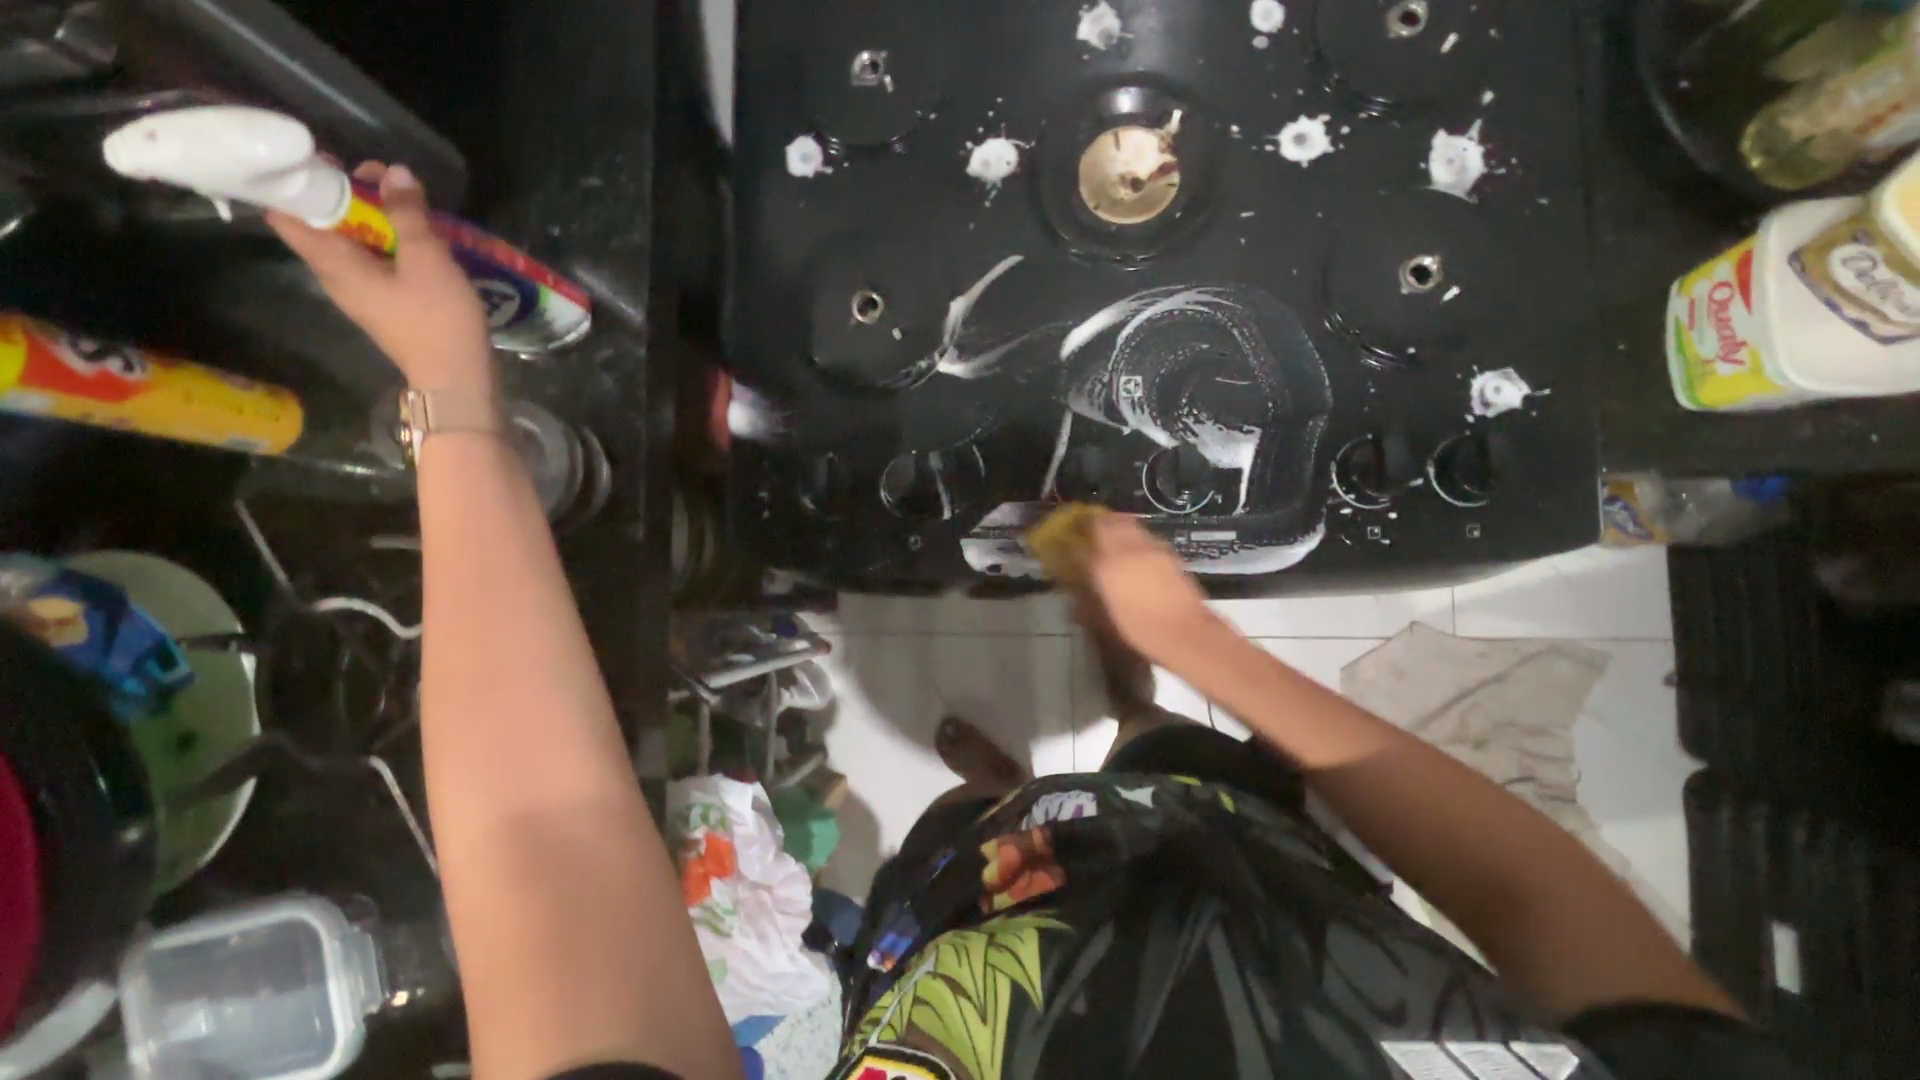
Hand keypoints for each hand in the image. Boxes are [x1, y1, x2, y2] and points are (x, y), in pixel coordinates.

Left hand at [267, 163, 494, 394]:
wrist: (458, 380)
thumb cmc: (437, 319)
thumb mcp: (427, 260)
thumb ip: (408, 214)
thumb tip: (395, 173)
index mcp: (333, 262)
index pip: (285, 214)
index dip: (295, 183)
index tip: (321, 160)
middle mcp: (336, 275)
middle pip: (322, 223)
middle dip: (345, 193)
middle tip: (381, 174)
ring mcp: (361, 292)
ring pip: (350, 241)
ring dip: (371, 216)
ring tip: (404, 197)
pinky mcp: (385, 303)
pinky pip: (373, 260)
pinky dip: (386, 240)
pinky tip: (416, 234)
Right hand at [1075, 514, 1222, 667]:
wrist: (1187, 634)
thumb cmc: (1141, 631)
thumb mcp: (1104, 621)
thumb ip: (1088, 597)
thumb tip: (1079, 585)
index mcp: (1107, 565)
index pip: (1082, 543)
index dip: (1071, 539)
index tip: (1065, 542)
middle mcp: (1128, 549)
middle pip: (1108, 521)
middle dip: (1095, 522)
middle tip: (1087, 530)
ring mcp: (1152, 548)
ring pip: (1129, 523)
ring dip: (1116, 525)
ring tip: (1110, 536)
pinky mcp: (1170, 553)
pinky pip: (1146, 536)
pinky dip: (1135, 536)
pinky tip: (1135, 552)